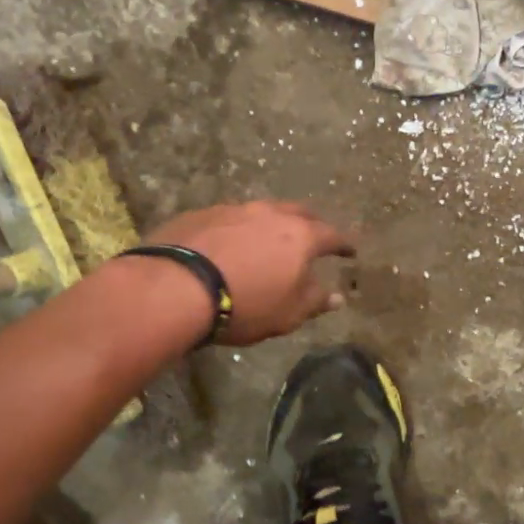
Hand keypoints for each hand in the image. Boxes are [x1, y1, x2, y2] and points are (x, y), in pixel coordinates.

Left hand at [145, 201, 355, 344]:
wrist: (173, 288)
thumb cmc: (245, 304)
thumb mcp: (288, 313)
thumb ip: (315, 301)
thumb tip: (338, 297)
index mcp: (301, 236)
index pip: (333, 235)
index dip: (344, 244)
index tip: (350, 251)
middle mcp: (271, 214)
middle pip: (299, 212)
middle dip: (311, 222)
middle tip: (314, 234)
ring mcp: (233, 210)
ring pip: (261, 211)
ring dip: (270, 223)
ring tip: (268, 239)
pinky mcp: (199, 215)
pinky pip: (227, 219)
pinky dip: (236, 229)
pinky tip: (228, 245)